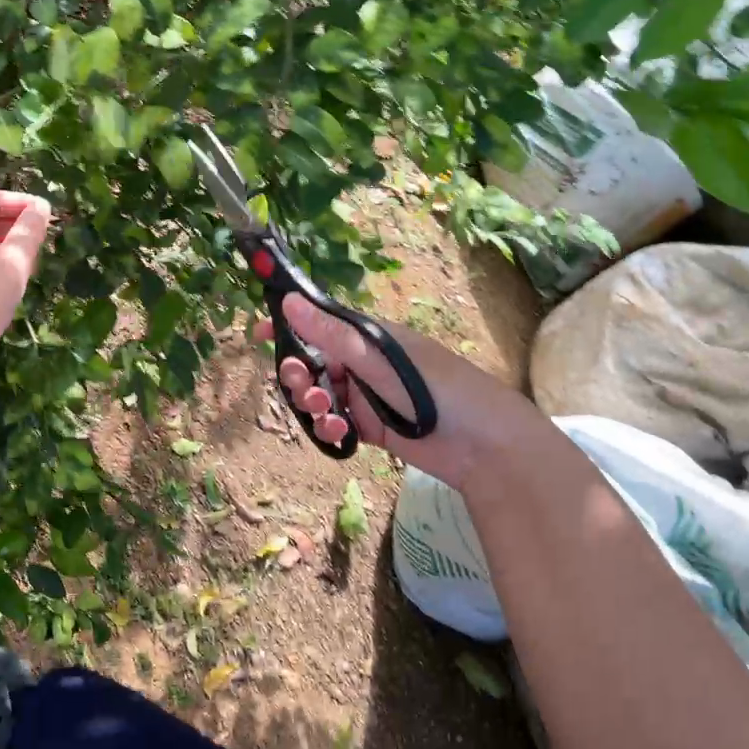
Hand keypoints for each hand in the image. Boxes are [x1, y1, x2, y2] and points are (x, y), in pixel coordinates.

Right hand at [254, 294, 549, 490]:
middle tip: (298, 387)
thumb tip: (288, 300)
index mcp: (369, 338)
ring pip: (320, 394)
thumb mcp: (380, 360)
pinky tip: (337, 434)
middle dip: (297, 374)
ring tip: (323, 415)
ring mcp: (367, 396)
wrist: (489, 448)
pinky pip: (335, 422)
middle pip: (312, 363)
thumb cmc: (439, 390)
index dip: (288, 327)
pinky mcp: (372, 426)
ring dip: (312, 403)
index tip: (259, 334)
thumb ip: (331, 335)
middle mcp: (365, 364)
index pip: (319, 324)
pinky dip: (329, 428)